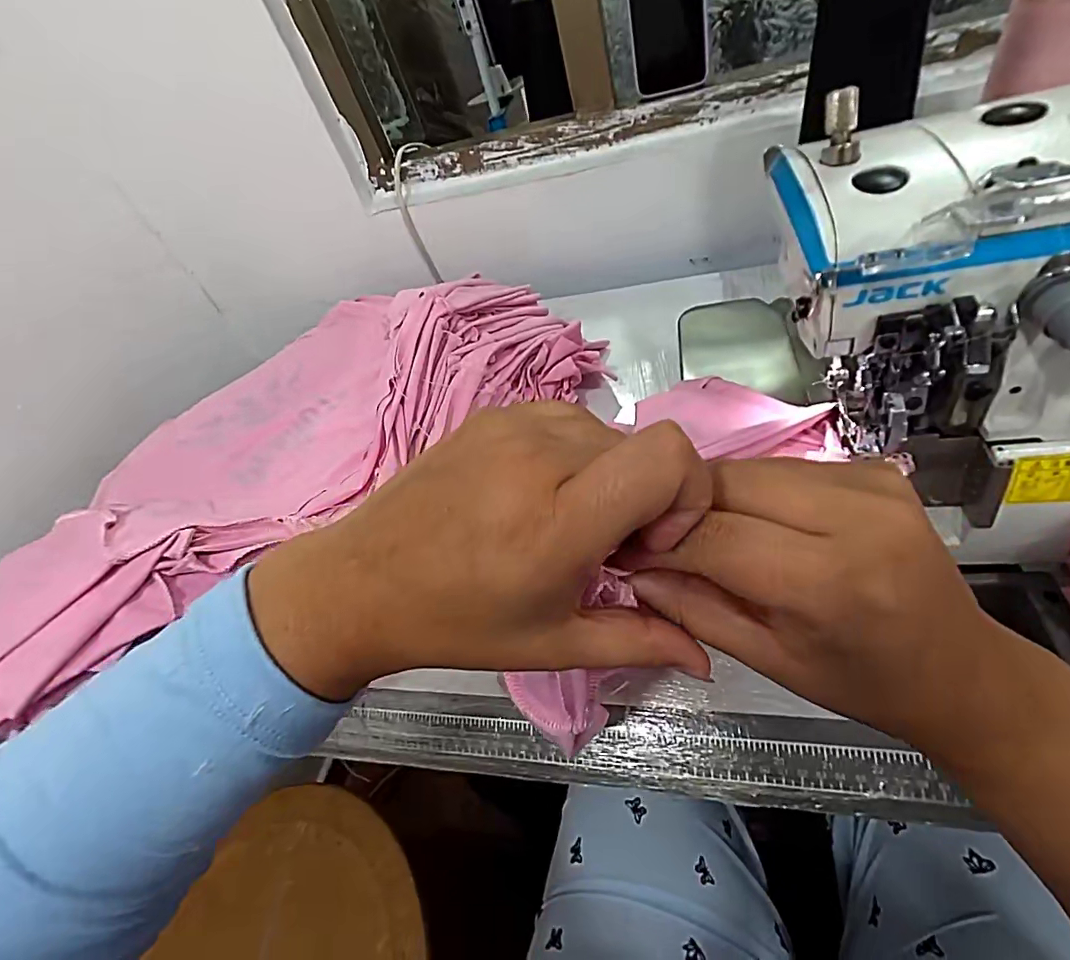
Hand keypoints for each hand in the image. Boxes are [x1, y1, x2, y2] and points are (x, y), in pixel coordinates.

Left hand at [248, 402, 714, 700]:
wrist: (362, 581)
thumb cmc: (459, 623)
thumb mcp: (553, 644)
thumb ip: (640, 641)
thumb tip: (707, 658)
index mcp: (559, 518)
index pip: (668, 455)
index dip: (682, 497)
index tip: (645, 544)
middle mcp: (540, 453)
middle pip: (645, 446)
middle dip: (645, 496)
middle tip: (602, 545)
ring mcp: (512, 423)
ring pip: (608, 430)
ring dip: (608, 474)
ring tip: (566, 517)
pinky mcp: (493, 412)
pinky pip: (567, 419)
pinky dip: (573, 453)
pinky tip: (536, 491)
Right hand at [618, 457, 1016, 746]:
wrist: (960, 668)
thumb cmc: (864, 682)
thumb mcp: (771, 662)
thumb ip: (695, 610)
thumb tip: (636, 571)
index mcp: (831, 582)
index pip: (715, 536)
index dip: (661, 541)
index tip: (628, 549)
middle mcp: (857, 517)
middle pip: (730, 484)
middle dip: (682, 507)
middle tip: (658, 536)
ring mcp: (873, 482)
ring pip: (753, 467)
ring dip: (715, 495)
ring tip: (703, 529)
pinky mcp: (876, 468)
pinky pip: (785, 467)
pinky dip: (754, 490)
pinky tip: (754, 520)